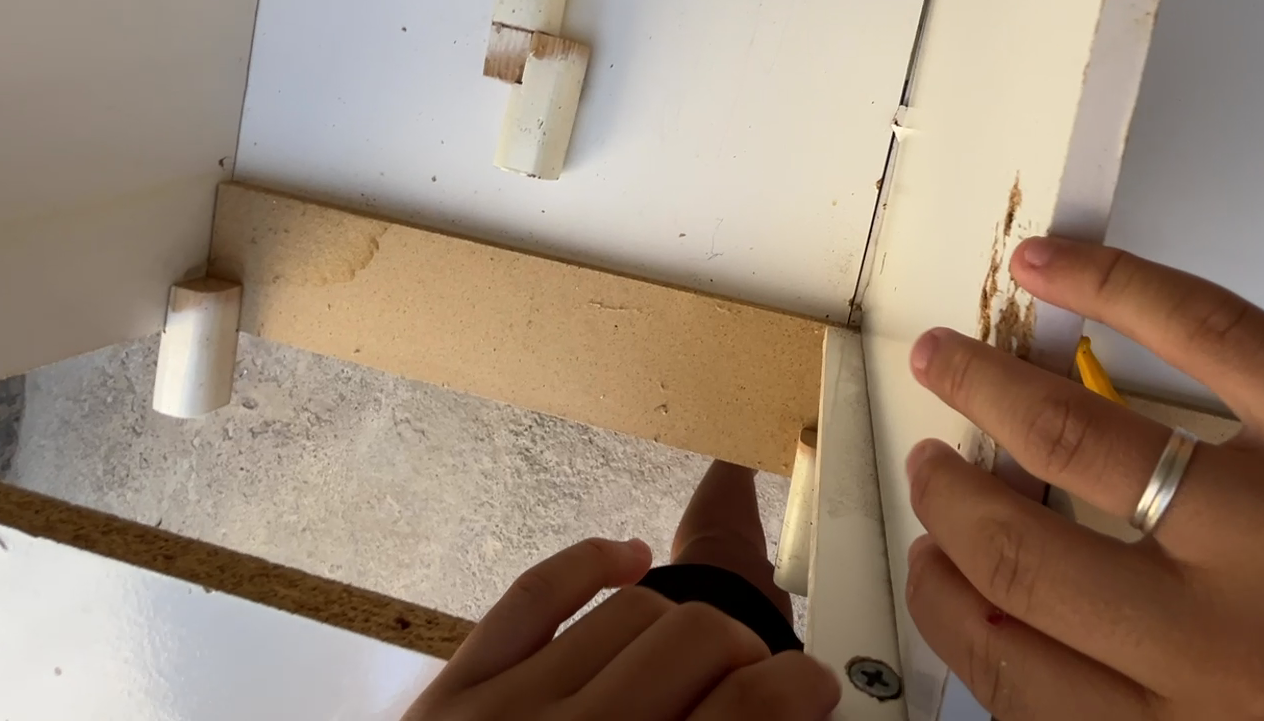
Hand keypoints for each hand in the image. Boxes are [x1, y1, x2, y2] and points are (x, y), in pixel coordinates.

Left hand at [405, 538, 838, 719]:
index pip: (745, 711)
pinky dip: (591, 560)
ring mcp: (500, 714)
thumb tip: (786, 719)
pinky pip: (536, 592)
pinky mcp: (450, 692)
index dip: (797, 687)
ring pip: (632, 610)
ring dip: (683, 621)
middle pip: (695, 639)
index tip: (813, 683)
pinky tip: (633, 558)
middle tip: (754, 679)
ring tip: (699, 649)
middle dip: (744, 652)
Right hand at [905, 237, 1263, 719]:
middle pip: (1020, 556)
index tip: (929, 560)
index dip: (945, 604)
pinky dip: (1105, 284)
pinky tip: (1041, 261)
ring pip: (1078, 443)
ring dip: (984, 390)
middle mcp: (1233, 659)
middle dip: (949, 500)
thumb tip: (1043, 652)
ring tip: (942, 357)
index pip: (1012, 671)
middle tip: (928, 461)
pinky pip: (1202, 333)